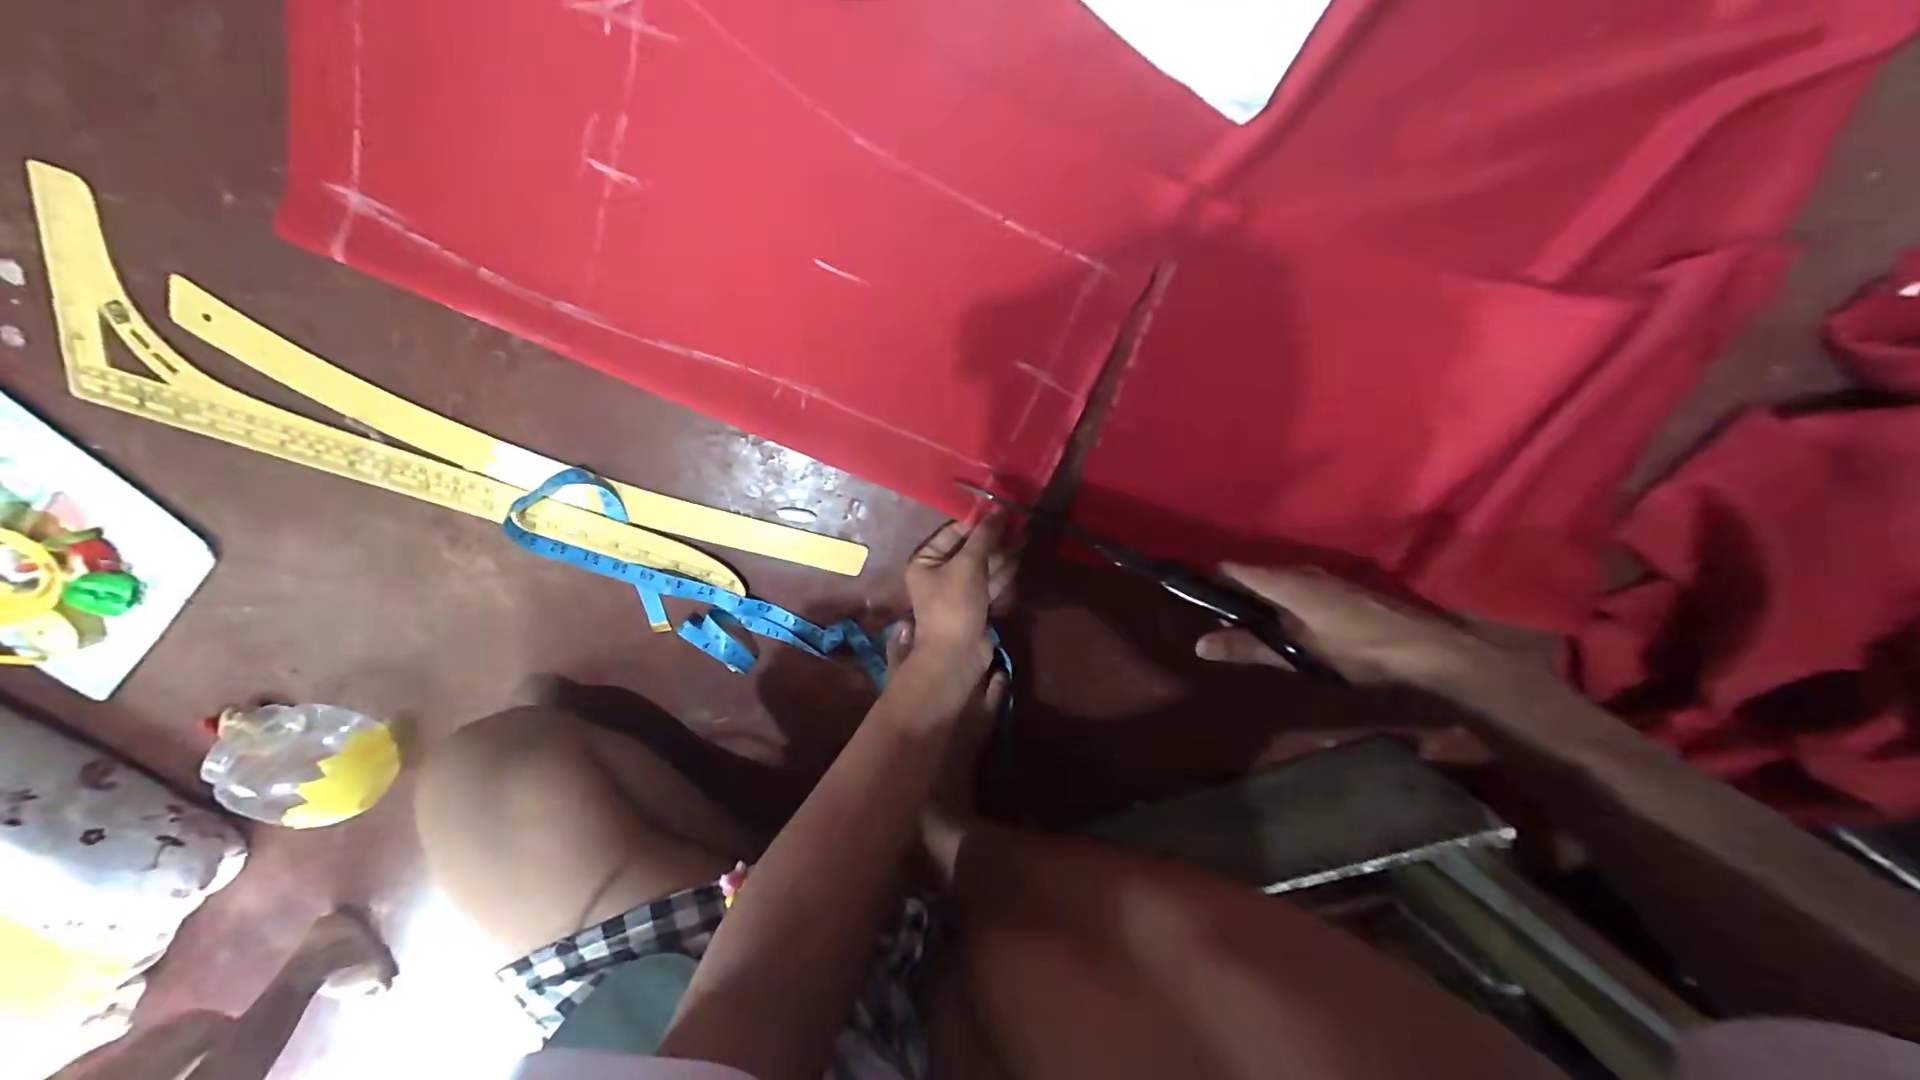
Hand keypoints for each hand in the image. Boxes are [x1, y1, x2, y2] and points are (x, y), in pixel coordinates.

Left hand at [900, 511, 1015, 675]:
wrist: (957, 655)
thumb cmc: (954, 604)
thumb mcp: (968, 565)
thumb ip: (984, 537)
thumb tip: (998, 510)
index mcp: (925, 561)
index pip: (951, 532)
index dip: (975, 521)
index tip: (1000, 509)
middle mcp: (939, 573)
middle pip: (968, 548)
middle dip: (992, 537)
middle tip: (1017, 522)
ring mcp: (958, 591)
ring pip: (982, 565)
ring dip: (1001, 552)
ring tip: (1024, 535)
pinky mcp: (975, 605)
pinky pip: (989, 582)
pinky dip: (1002, 571)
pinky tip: (1019, 556)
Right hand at [1194, 565, 1503, 688]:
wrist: (1427, 648)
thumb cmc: (1355, 649)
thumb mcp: (1296, 653)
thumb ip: (1247, 647)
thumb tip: (1199, 644)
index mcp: (1283, 582)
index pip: (1231, 569)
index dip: (1210, 583)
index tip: (1196, 602)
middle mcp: (1299, 570)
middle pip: (1252, 576)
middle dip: (1233, 597)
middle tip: (1221, 625)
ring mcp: (1323, 578)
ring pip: (1276, 583)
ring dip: (1260, 602)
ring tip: (1251, 630)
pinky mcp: (1340, 589)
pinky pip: (1296, 588)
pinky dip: (1282, 603)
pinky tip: (1289, 628)